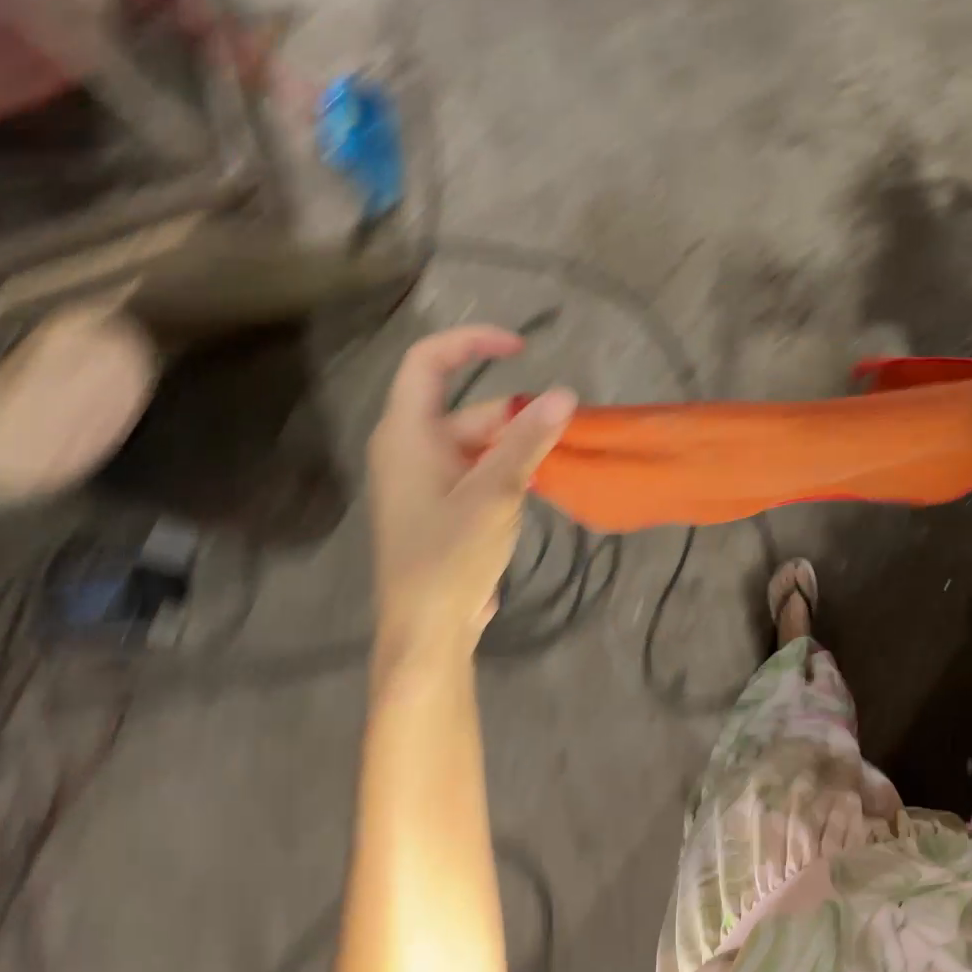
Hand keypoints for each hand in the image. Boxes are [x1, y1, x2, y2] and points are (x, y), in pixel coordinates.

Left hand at [367, 327, 575, 666]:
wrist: (426, 629)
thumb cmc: (450, 554)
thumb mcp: (496, 492)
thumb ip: (529, 440)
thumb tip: (564, 394)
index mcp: (407, 434)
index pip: (429, 361)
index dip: (472, 342)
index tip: (523, 347)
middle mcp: (411, 449)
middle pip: (468, 410)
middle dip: (517, 415)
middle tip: (564, 434)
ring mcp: (426, 480)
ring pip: (479, 443)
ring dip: (518, 447)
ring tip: (559, 462)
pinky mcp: (441, 507)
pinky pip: (478, 471)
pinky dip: (509, 471)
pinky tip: (539, 488)